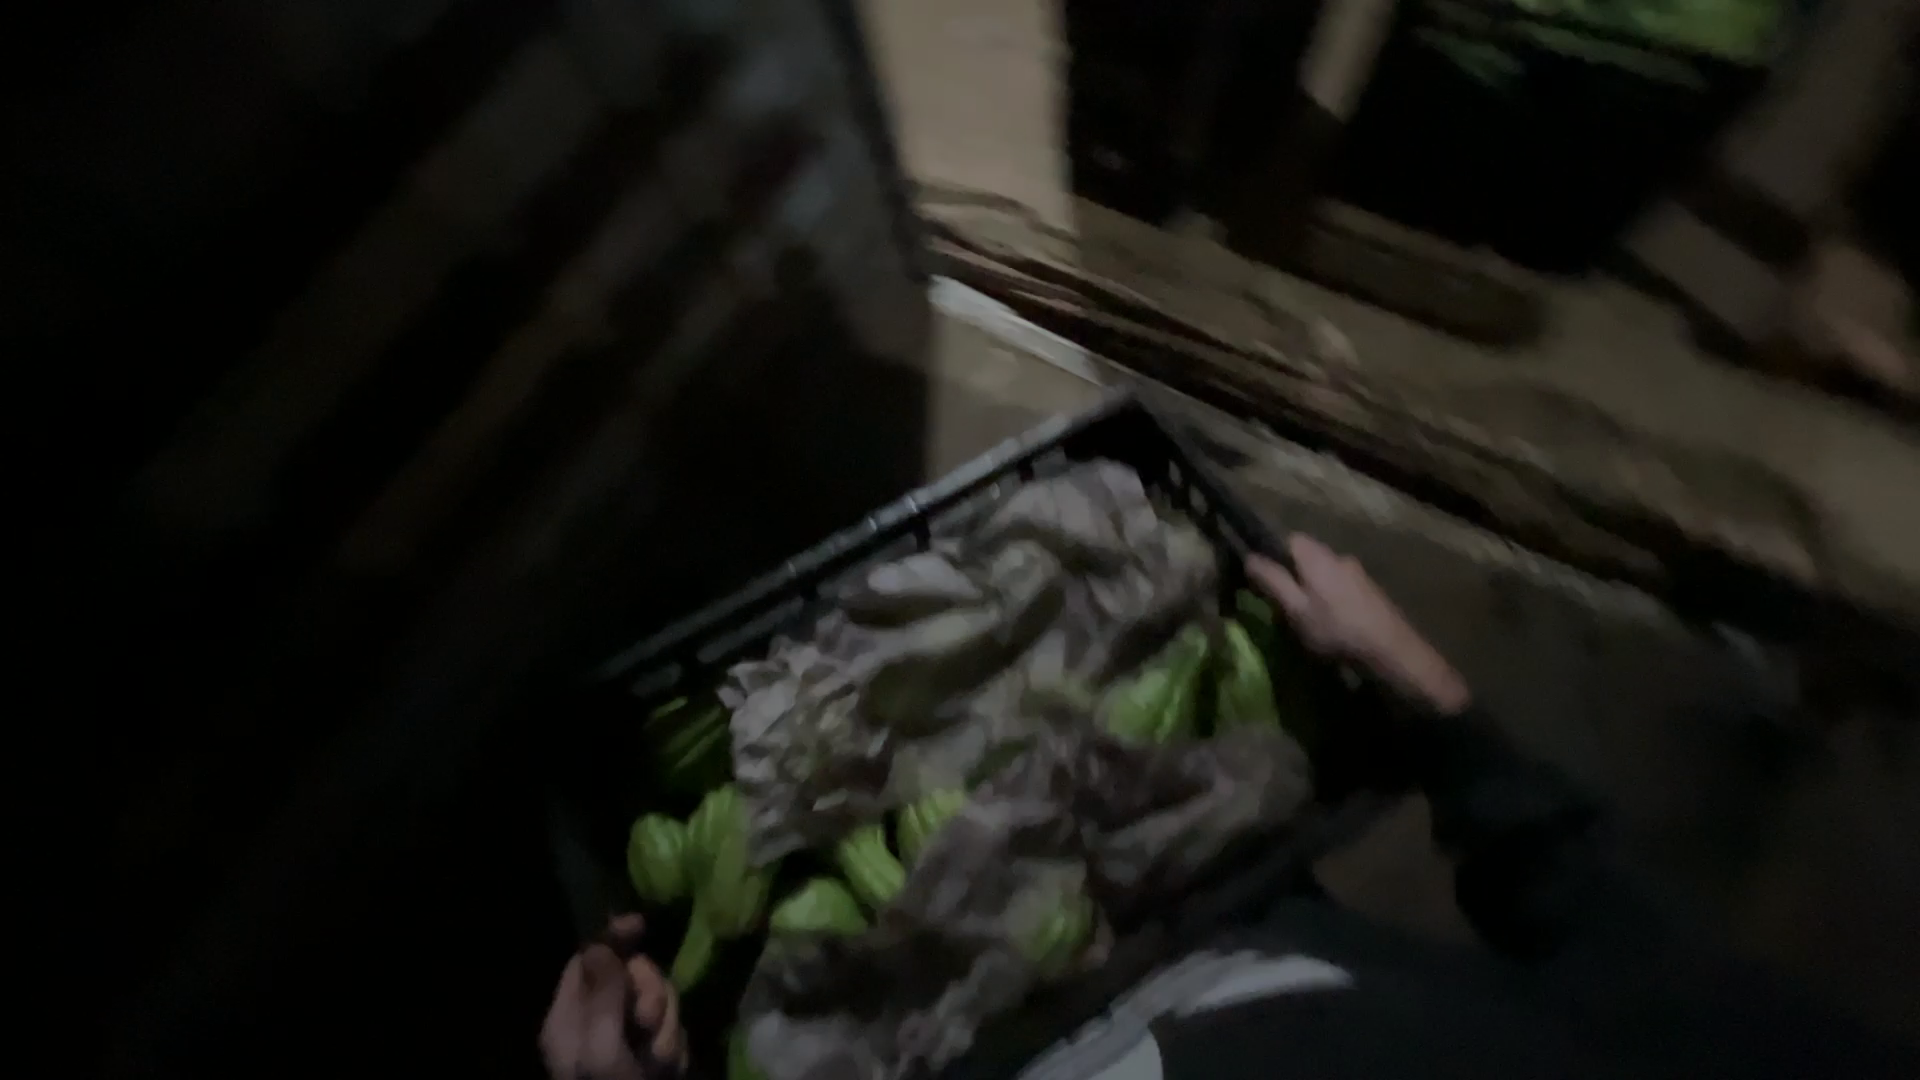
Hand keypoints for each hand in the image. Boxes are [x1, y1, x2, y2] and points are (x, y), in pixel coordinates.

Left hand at [540, 914, 687, 1079]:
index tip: (641, 924)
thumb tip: (602, 942)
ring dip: (665, 1024)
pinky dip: (673, 1043)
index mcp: (568, 1018)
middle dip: (650, 993)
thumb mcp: (600, 1048)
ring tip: (657, 1058)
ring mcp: (625, 1038)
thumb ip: (604, 993)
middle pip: (633, 974)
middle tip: (648, 1023)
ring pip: (659, 997)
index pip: (589, 958)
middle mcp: (596, 1023)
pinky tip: (665, 1066)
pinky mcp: (652, 1051)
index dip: (614, 938)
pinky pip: (671, 1025)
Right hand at [1246, 534, 1469, 714]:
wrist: (1392, 652)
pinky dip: (1330, 596)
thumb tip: (1250, 557)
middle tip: (1282, 600)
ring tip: (1306, 614)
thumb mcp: (1294, 608)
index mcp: (1317, 557)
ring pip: (1324, 571)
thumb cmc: (1335, 629)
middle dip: (1292, 572)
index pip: (1288, 539)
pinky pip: (1340, 584)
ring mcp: (1358, 573)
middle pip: (1307, 555)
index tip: (1263, 576)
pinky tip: (1331, 620)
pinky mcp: (1371, 591)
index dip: (1272, 553)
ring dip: (1312, 586)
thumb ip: (1271, 580)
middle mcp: (1339, 557)